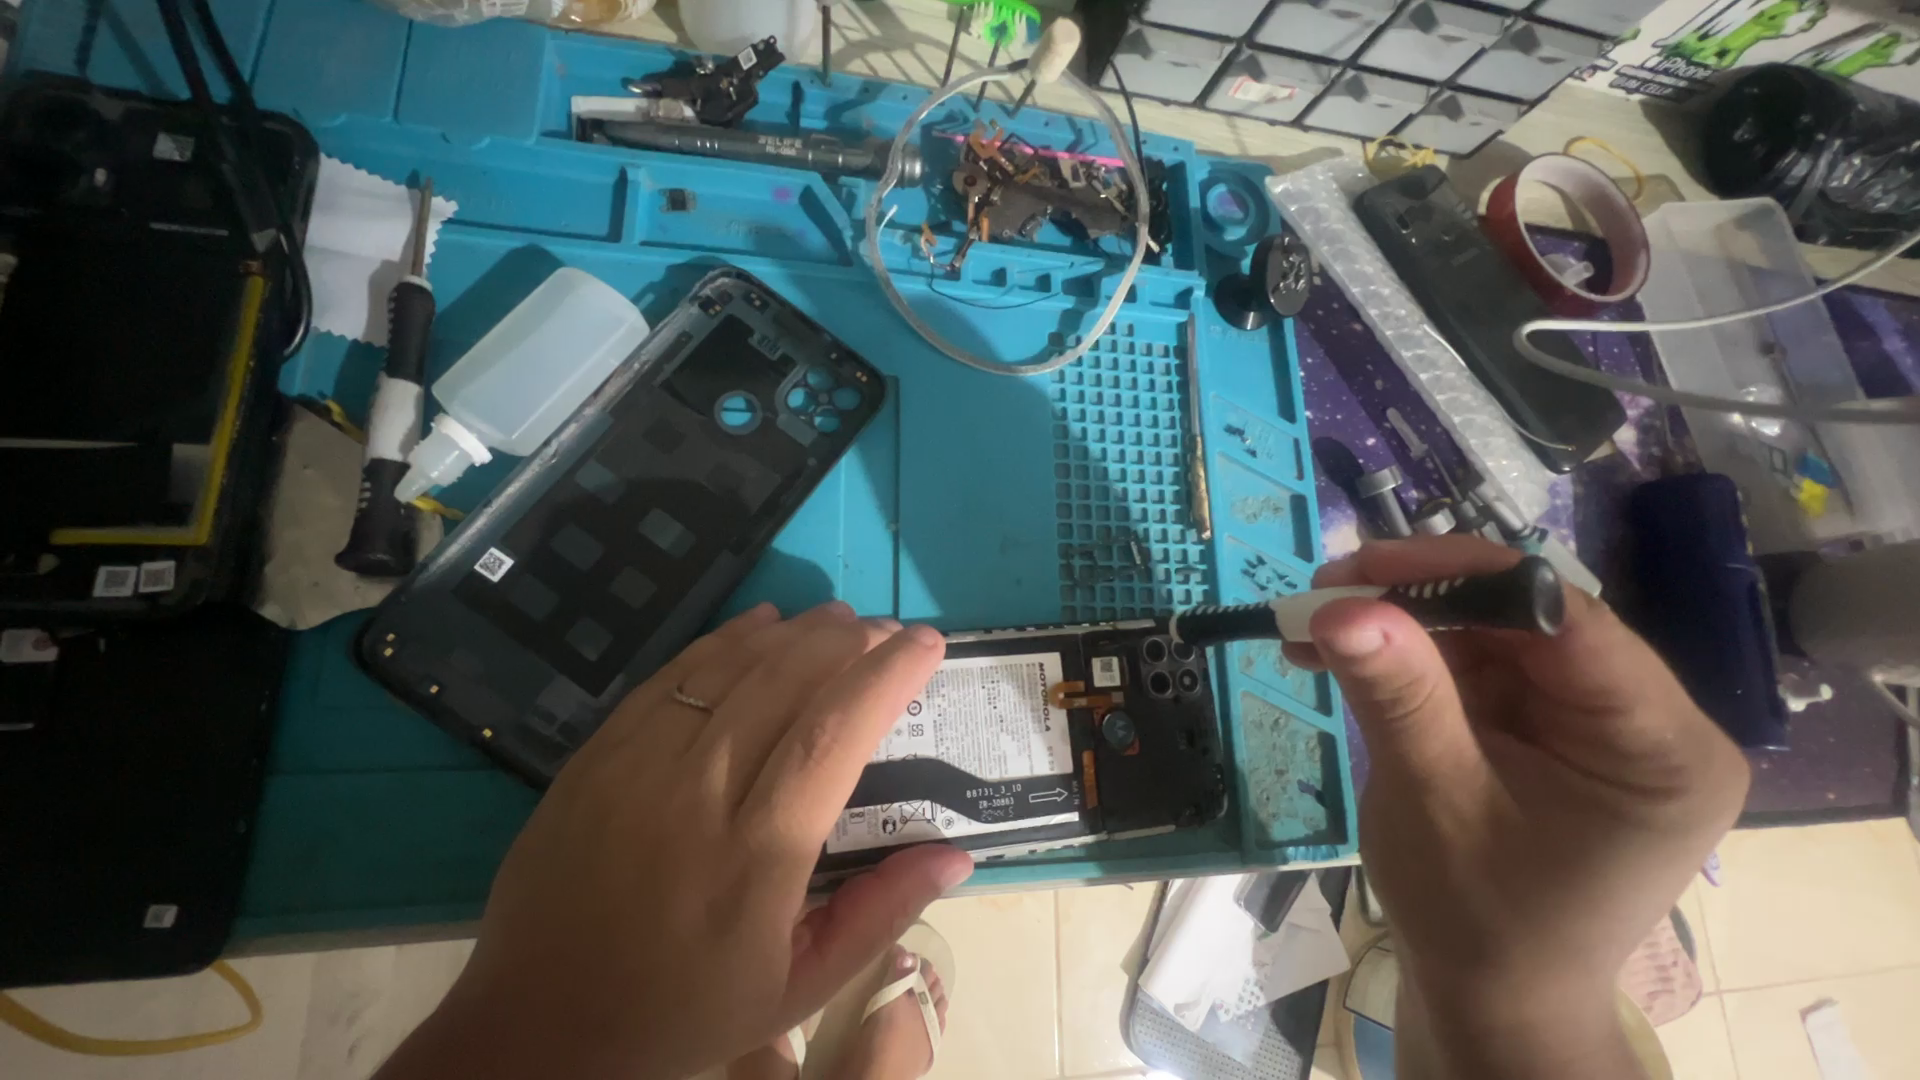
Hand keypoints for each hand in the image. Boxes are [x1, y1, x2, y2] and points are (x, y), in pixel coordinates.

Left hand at [378, 601, 972, 1079]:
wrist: (537, 1025)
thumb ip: (880, 914)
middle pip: (787, 681)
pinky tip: (762, 622)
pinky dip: (728, 638)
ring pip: (731, 666)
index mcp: (757, 855)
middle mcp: (698, 793)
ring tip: (838, 619)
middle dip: (849, 641)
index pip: (834, 733)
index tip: (926, 643)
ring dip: (795, 630)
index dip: (887, 676)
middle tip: (886, 628)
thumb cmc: (684, 1010)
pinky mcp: (597, 752)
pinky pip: (674, 673)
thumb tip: (957, 857)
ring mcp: (638, 764)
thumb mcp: (797, 986)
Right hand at [1288, 537, 1747, 1077]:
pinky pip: (1463, 665)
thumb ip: (1396, 695)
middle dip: (1415, 601)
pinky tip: (1334, 655)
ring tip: (1310, 628)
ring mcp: (1582, 718)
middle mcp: (1635, 717)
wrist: (1484, 989)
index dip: (1467, 576)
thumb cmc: (1476, 915)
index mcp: (1657, 745)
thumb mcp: (1432, 800)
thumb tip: (1338, 606)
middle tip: (1323, 593)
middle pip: (1522, 619)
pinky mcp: (1534, 724)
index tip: (1365, 567)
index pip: (1570, 623)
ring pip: (1482, 633)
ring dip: (1393, 625)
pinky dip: (1396, 656)